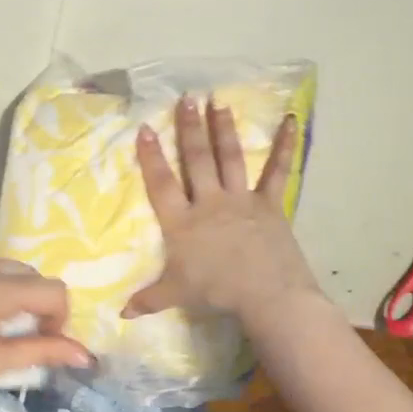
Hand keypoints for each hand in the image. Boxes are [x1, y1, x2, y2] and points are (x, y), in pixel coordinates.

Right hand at [125, 97, 322, 322]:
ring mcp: (241, 200)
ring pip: (229, 158)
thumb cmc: (215, 292)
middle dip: (189, 128)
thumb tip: (122, 313)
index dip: (152, 157)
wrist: (266, 293)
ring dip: (223, 129)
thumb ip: (148, 299)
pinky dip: (284, 146)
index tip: (146, 129)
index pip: (161, 184)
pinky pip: (277, 171)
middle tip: (186, 98)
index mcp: (182, 223)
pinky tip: (290, 120)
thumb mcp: (175, 295)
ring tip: (218, 103)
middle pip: (196, 161)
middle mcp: (209, 203)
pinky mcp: (269, 205)